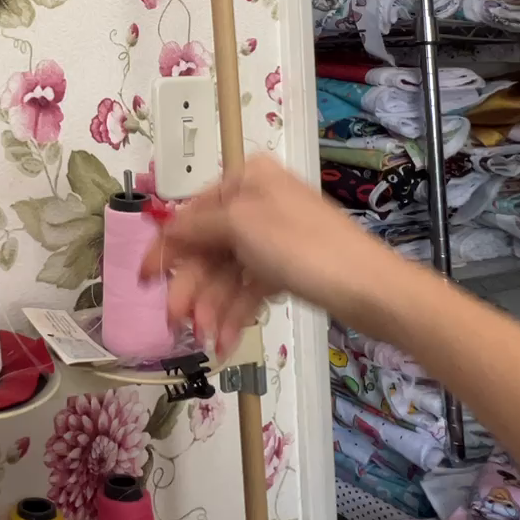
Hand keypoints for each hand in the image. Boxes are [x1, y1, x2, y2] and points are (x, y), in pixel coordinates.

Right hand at [141, 154, 404, 354]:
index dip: (166, 248)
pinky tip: (224, 339)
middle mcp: (255, 202)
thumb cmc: (302, 246)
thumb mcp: (239, 225)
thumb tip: (164, 229)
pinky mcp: (286, 268)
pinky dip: (235, 311)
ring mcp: (272, 237)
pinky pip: (249, 287)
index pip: (191, 213)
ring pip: (226, 272)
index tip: (143, 278)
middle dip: (192, 287)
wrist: (375, 290)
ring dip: (211, 306)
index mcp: (244, 180)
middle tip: (175, 322)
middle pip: (207, 248)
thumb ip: (194, 226)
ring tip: (204, 340)